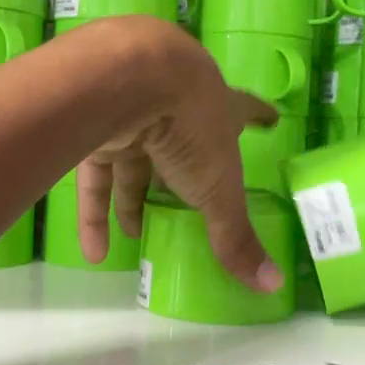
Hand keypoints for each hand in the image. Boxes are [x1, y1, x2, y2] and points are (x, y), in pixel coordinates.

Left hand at [76, 25, 282, 291]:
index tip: (272, 119)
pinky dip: (94, 212)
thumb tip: (272, 285)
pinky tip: (93, 251)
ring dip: (130, 200)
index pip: (245, 111)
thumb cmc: (189, 128)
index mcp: (216, 107)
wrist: (125, 80)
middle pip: (179, 144)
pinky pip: (94, 173)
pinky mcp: (92, 124)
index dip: (259, 117)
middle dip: (175, 179)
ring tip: (133, 234)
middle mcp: (176, 102)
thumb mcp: (219, 189)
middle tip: (177, 206)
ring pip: (131, 160)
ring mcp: (132, 109)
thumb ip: (235, 236)